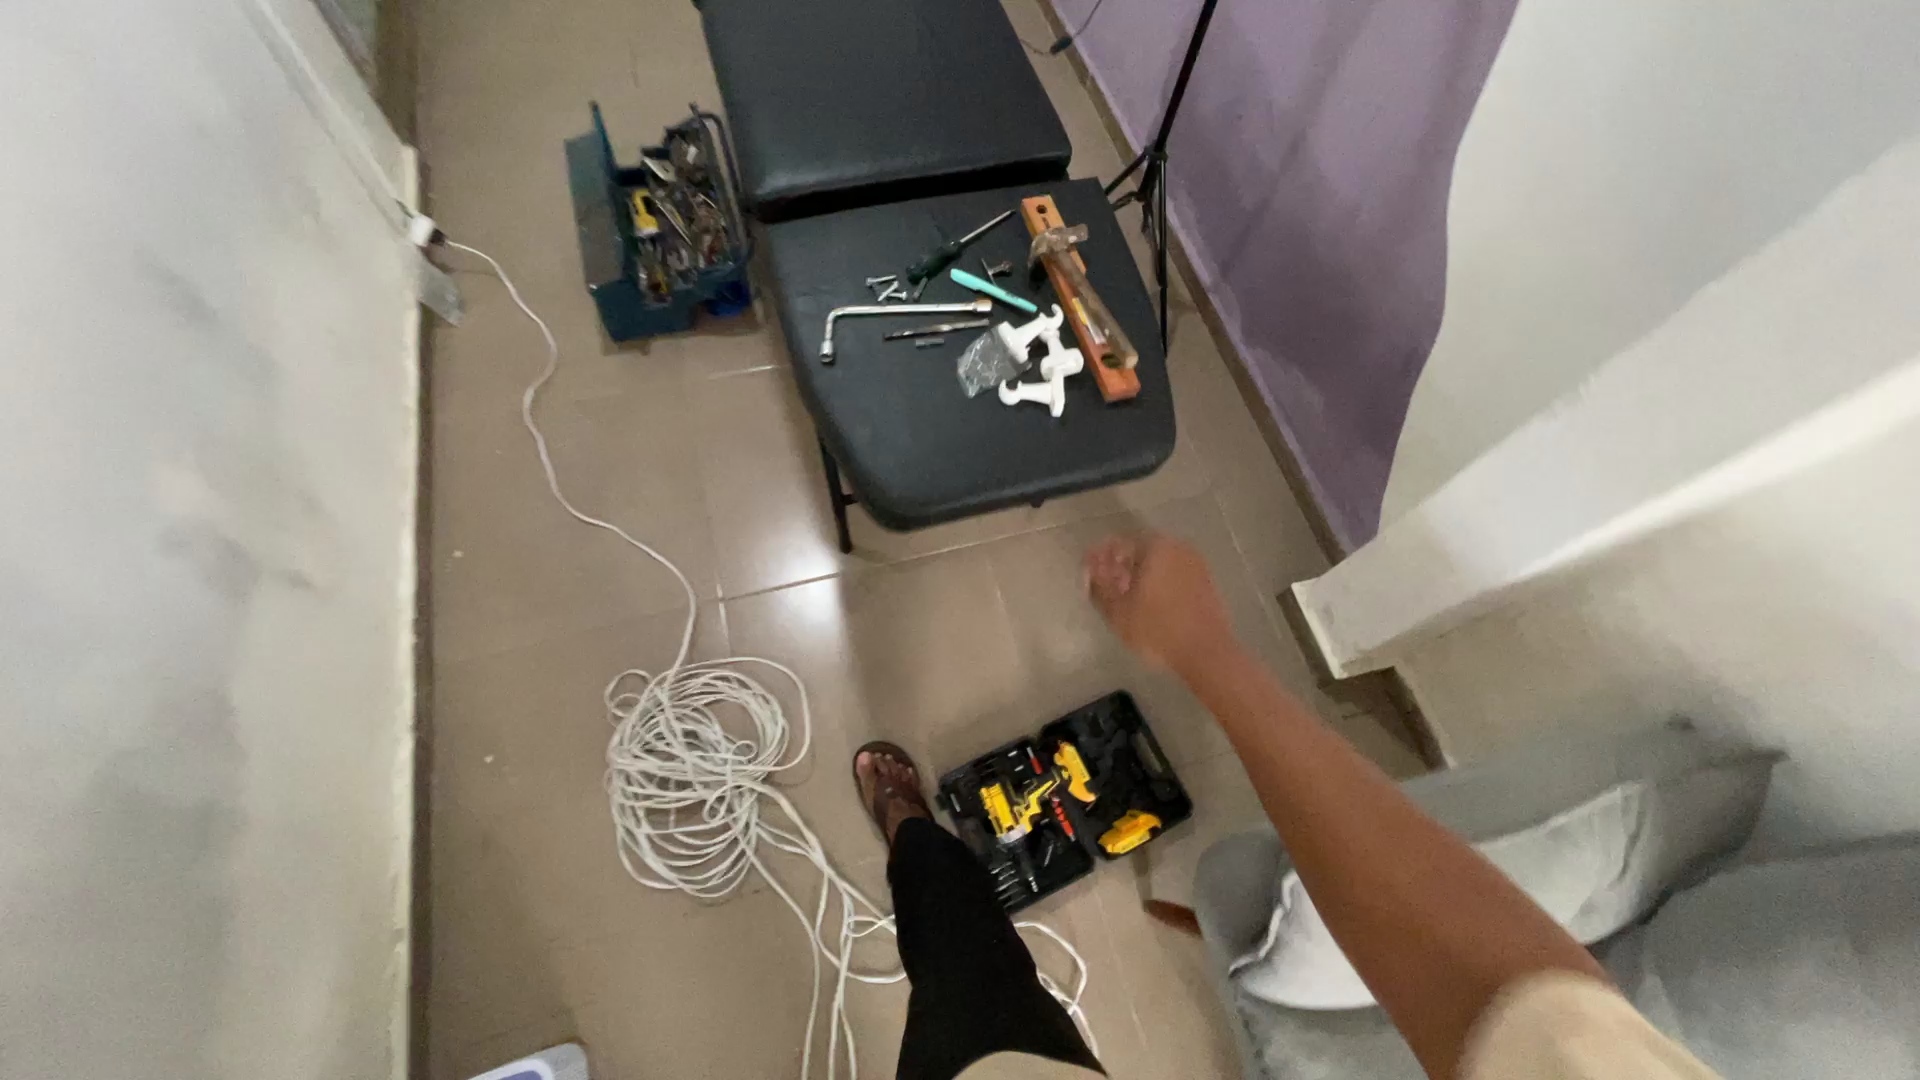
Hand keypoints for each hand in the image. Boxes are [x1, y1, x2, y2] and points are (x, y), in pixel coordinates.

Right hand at [1085, 533, 1236, 675]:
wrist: (1206, 653)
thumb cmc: (1157, 630)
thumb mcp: (1118, 612)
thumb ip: (1100, 587)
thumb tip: (1091, 571)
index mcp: (1156, 547)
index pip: (1119, 544)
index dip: (1099, 558)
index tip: (1088, 573)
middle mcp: (1178, 548)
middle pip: (1140, 551)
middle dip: (1120, 566)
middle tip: (1105, 586)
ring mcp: (1196, 565)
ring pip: (1159, 564)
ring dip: (1140, 576)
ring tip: (1124, 598)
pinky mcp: (1206, 584)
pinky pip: (1174, 576)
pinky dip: (1158, 584)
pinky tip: (1148, 605)